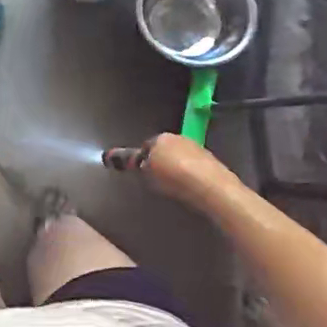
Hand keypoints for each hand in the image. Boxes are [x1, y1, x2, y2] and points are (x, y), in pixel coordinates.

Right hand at [104, 132, 231, 203]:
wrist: (212, 188)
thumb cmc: (173, 178)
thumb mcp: (145, 172)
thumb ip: (131, 162)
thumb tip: (112, 156)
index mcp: (161, 137)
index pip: (145, 145)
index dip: (141, 159)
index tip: (139, 173)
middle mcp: (180, 138)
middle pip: (164, 150)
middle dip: (159, 162)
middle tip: (155, 181)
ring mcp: (198, 149)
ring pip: (180, 158)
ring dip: (176, 169)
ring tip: (173, 187)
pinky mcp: (213, 163)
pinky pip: (194, 168)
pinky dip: (190, 176)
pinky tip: (189, 189)